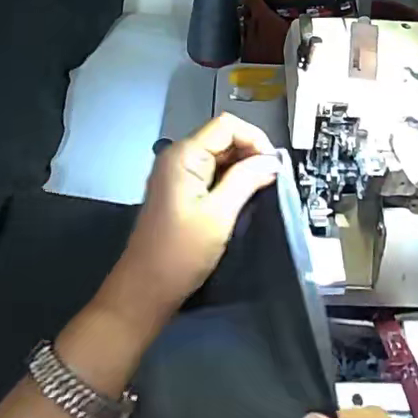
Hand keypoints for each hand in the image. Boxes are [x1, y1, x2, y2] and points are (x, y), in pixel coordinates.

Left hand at [101, 113, 279, 328]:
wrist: (144, 292)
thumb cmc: (179, 254)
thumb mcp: (219, 215)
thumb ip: (246, 180)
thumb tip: (273, 161)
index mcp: (184, 155)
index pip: (226, 125)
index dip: (254, 138)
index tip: (274, 165)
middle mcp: (178, 156)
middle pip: (223, 137)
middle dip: (251, 152)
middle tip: (272, 179)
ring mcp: (177, 172)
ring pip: (219, 154)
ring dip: (243, 166)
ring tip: (262, 188)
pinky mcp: (180, 189)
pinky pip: (211, 171)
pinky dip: (231, 178)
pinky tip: (243, 196)